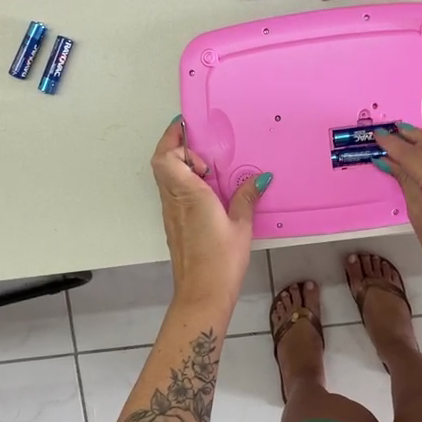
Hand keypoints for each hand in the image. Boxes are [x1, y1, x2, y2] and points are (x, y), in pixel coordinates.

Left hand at [151, 117, 266, 307]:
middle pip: (162, 163)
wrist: (202, 294)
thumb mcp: (241, 226)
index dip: (172, 138)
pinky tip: (208, 191)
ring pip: (166, 178)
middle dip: (176, 147)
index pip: (167, 157)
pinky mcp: (174, 226)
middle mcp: (174, 200)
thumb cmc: (221, 261)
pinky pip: (174, 194)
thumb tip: (260, 178)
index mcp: (189, 194)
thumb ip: (247, 197)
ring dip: (181, 166)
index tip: (187, 127)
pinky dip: (185, 183)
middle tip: (201, 147)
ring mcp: (171, 214)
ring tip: (208, 168)